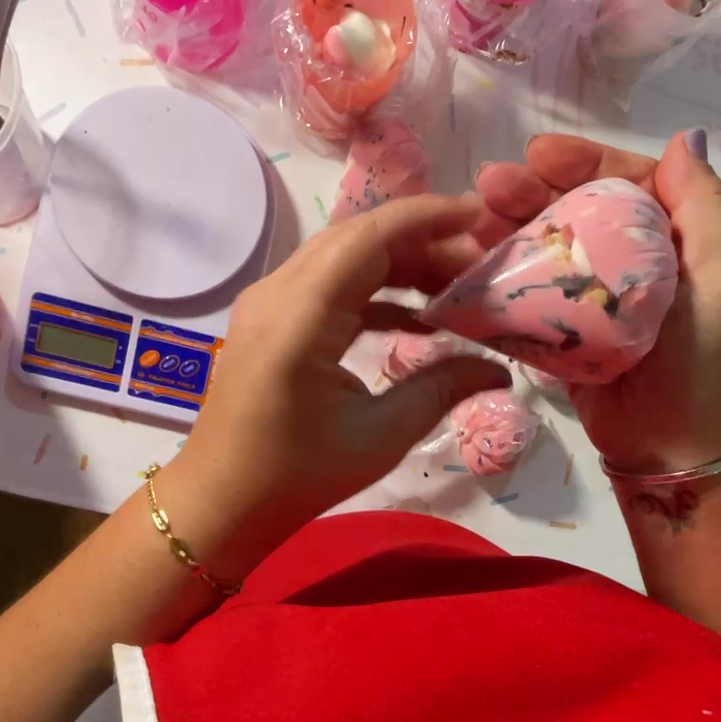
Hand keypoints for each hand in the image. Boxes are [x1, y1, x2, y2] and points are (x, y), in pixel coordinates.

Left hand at [166, 193, 510, 577]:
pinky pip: (325, 287)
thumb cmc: (296, 477)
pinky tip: (414, 319)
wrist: (222, 503)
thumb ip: (441, 389)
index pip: (370, 237)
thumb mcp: (379, 436)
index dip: (429, 219)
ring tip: (454, 291)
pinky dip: (371, 294)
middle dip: (422, 243)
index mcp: (300, 315)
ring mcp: (266, 304)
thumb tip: (498, 369)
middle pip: (356, 240)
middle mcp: (276, 293)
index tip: (482, 218)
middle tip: (478, 265)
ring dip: (397, 266)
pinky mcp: (268, 323)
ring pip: (341, 259)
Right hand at [477, 131, 720, 471]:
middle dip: (537, 191)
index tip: (538, 154)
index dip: (587, 163)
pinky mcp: (568, 339)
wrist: (672, 455)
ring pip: (553, 251)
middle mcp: (639, 266)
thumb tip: (685, 141)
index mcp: (682, 246)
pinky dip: (506, 279)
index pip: (632, 185)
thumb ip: (708, 213)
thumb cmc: (706, 368)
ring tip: (473, 218)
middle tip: (489, 184)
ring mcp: (599, 304)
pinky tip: (475, 264)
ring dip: (512, 229)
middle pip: (583, 213)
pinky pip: (535, 298)